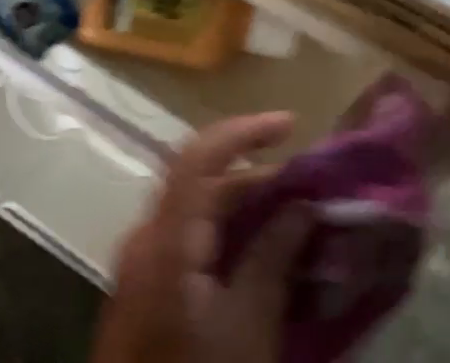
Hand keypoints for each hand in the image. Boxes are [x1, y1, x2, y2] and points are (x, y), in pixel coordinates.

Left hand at [91, 113, 312, 362]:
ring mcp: (141, 263)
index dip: (243, 130)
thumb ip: (272, 257)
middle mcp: (145, 237)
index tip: (292, 125)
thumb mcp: (249, 325)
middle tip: (309, 185)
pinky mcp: (146, 287)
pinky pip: (186, 240)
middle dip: (253, 174)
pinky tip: (262, 252)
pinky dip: (224, 234)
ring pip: (193, 211)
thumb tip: (300, 205)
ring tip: (297, 217)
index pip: (199, 156)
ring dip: (241, 205)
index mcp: (166, 238)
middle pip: (197, 182)